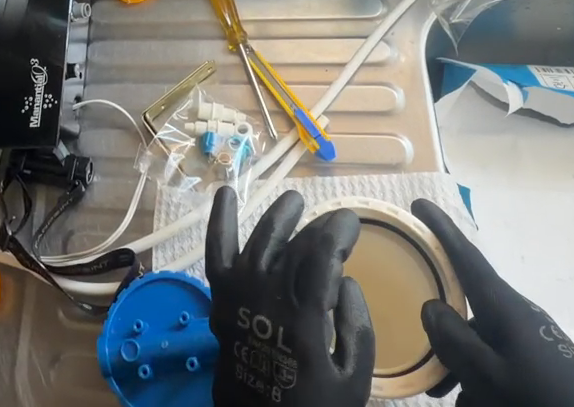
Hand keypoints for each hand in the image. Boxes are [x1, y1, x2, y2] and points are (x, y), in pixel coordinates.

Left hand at [206, 186, 372, 406]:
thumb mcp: (353, 381)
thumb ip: (356, 328)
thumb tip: (345, 279)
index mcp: (305, 322)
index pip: (322, 256)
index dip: (339, 231)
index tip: (352, 221)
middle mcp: (268, 299)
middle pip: (295, 245)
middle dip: (318, 226)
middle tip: (335, 220)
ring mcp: (239, 295)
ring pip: (260, 240)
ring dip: (278, 216)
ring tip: (295, 200)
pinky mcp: (219, 298)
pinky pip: (217, 251)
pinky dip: (220, 220)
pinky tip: (226, 193)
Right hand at [411, 199, 573, 406]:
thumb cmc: (544, 402)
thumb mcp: (491, 378)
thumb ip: (455, 340)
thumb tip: (430, 306)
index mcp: (504, 308)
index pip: (466, 257)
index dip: (441, 230)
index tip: (419, 203)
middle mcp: (516, 316)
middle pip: (467, 305)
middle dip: (441, 327)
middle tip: (420, 352)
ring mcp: (530, 341)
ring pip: (481, 341)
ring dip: (459, 365)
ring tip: (439, 393)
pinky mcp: (541, 364)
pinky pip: (498, 362)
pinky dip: (479, 380)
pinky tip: (469, 405)